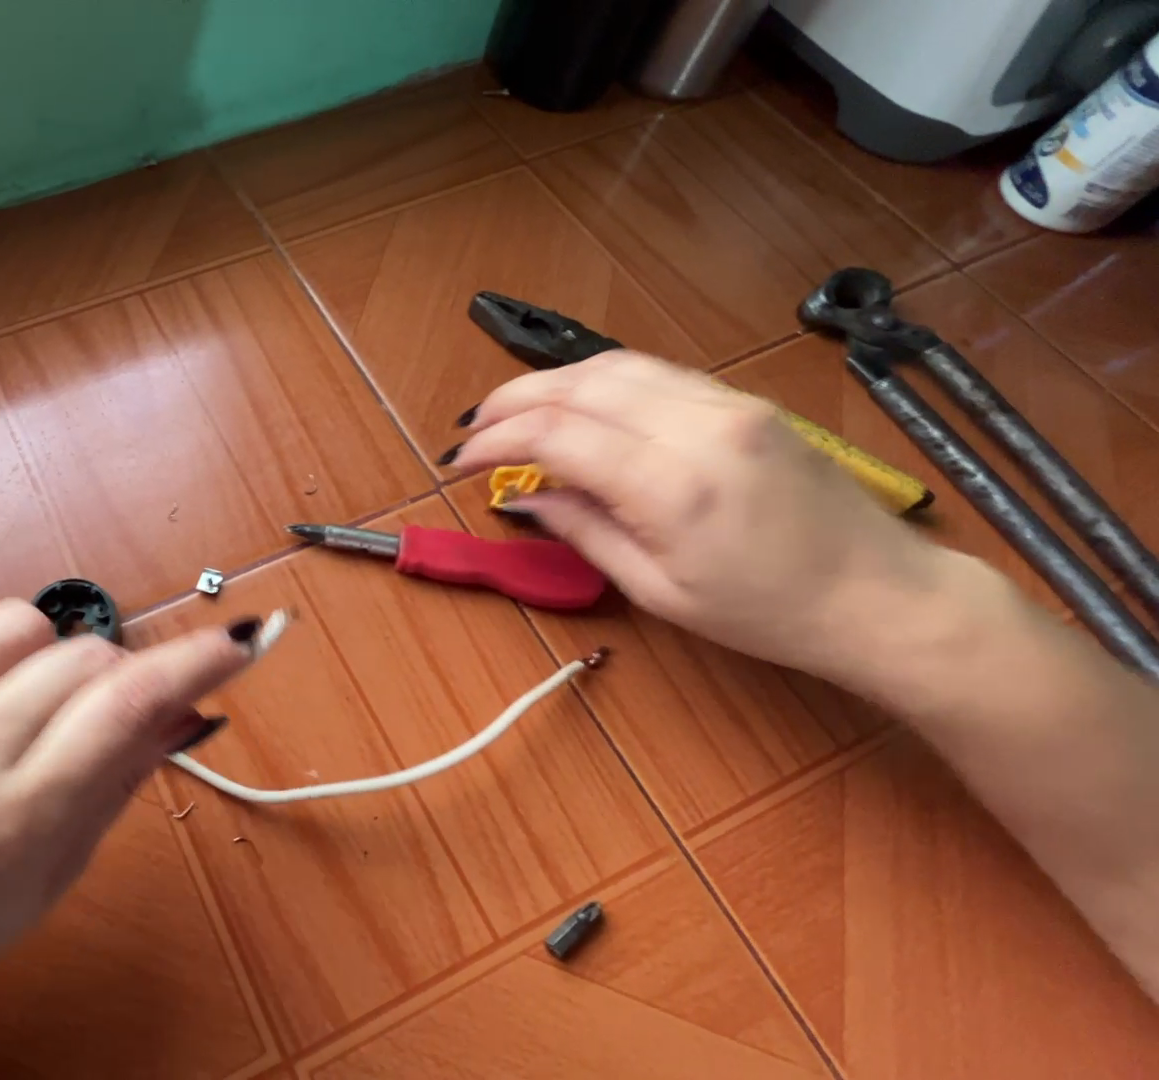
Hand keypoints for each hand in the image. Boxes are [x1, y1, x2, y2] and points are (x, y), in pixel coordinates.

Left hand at [0, 600, 259, 1038]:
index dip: (193, 662)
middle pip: (82, 657)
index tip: (237, 640)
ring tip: (33, 702)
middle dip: (119, 673)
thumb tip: (189, 703)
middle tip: (107, 710)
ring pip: (20, 622)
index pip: (125, 706)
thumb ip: (126, 771)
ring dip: (51, 654)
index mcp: (14, 820)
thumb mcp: (65, 865)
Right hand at [452, 351, 941, 674]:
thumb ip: (583, 530)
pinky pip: (651, 371)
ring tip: (510, 411)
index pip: (558, 435)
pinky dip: (595, 381)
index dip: (497, 442)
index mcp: (676, 486)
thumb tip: (524, 496)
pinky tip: (572, 403)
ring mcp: (728, 403)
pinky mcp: (742, 400)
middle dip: (512, 400)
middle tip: (473, 428)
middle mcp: (700, 426)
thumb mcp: (656, 588)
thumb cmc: (765, 613)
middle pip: (580, 384)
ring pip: (613, 365)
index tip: (461, 462)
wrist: (883, 595)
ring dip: (550, 382)